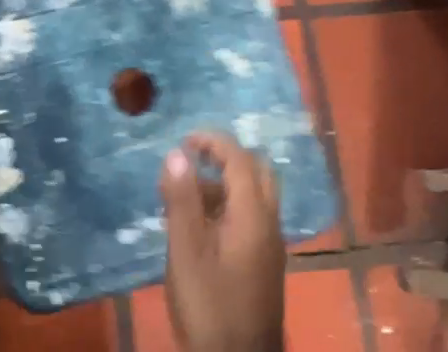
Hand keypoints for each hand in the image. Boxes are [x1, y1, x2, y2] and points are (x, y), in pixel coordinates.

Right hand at [160, 131, 285, 351]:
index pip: (240, 159)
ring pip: (255, 195)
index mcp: (253, 217)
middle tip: (191, 161)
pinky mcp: (264, 264)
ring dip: (223, 183)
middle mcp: (269, 225)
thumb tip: (177, 154)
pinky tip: (197, 227)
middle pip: (257, 171)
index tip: (183, 141)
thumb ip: (182, 200)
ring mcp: (270, 246)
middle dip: (224, 157)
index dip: (212, 141)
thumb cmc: (208, 306)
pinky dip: (227, 206)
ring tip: (183, 196)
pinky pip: (251, 217)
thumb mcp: (186, 251)